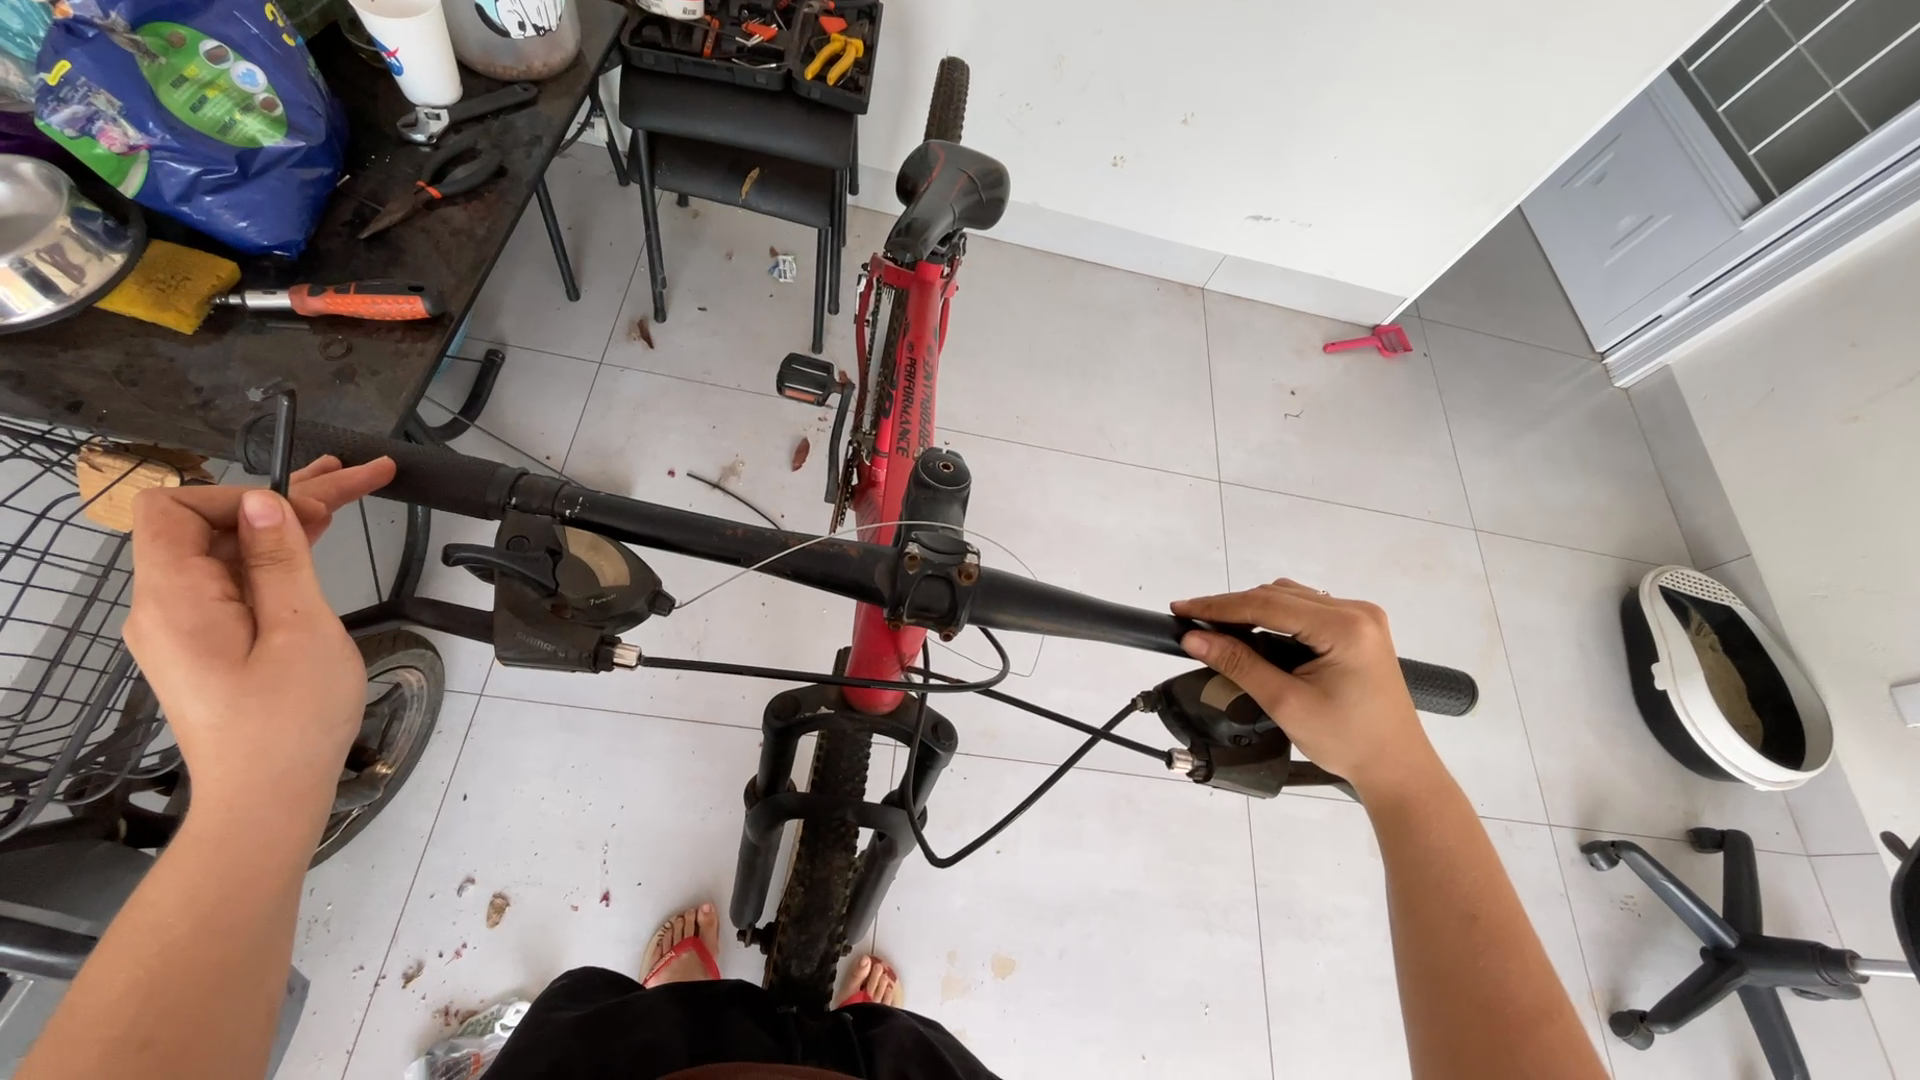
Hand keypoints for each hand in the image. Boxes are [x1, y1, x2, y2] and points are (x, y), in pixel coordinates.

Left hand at [124, 456, 396, 819]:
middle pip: (212, 527)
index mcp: (177, 600)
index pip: (175, 510)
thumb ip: (280, 563)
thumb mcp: (300, 632)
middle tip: (365, 476)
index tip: (303, 513)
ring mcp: (187, 627)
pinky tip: (318, 540)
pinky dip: (278, 558)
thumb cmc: (290, 718)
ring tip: (353, 490)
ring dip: (288, 523)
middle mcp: (167, 606)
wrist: (269, 797)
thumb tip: (262, 502)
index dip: (239, 495)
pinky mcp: (211, 644)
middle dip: (284, 496)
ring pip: (230, 553)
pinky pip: (236, 584)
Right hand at [1171, 579, 1440, 797]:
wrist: (1396, 768)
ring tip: (1215, 629)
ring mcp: (1360, 618)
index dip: (1218, 606)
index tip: (1180, 609)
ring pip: (1290, 599)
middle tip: (1191, 622)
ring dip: (1252, 610)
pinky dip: (1274, 618)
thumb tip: (1193, 638)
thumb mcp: (1285, 702)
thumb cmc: (1344, 740)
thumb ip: (1238, 664)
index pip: (1268, 604)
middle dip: (1232, 607)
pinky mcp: (1358, 629)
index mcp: (1344, 627)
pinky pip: (1305, 610)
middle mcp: (1356, 611)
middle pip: (1279, 596)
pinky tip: (1252, 633)